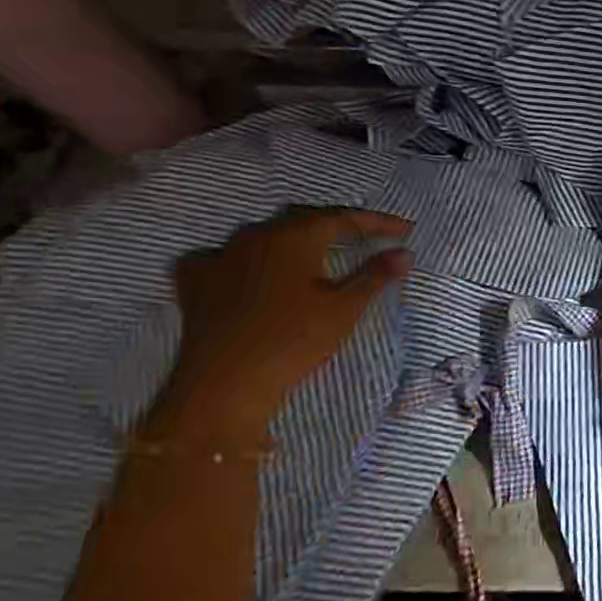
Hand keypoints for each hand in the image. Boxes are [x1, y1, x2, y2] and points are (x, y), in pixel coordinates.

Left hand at [150, 207, 411, 438]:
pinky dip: (249, 258)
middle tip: (368, 236)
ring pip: (266, 236)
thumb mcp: (346, 307)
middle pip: (304, 220)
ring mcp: (219, 257)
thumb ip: (376, 275)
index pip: (344, 219)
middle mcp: (254, 237)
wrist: (227, 382)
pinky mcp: (196, 282)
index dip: (378, 223)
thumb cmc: (295, 339)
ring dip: (297, 239)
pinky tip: (254, 269)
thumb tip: (405, 253)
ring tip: (318, 251)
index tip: (405, 230)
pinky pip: (226, 257)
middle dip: (339, 225)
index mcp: (294, 237)